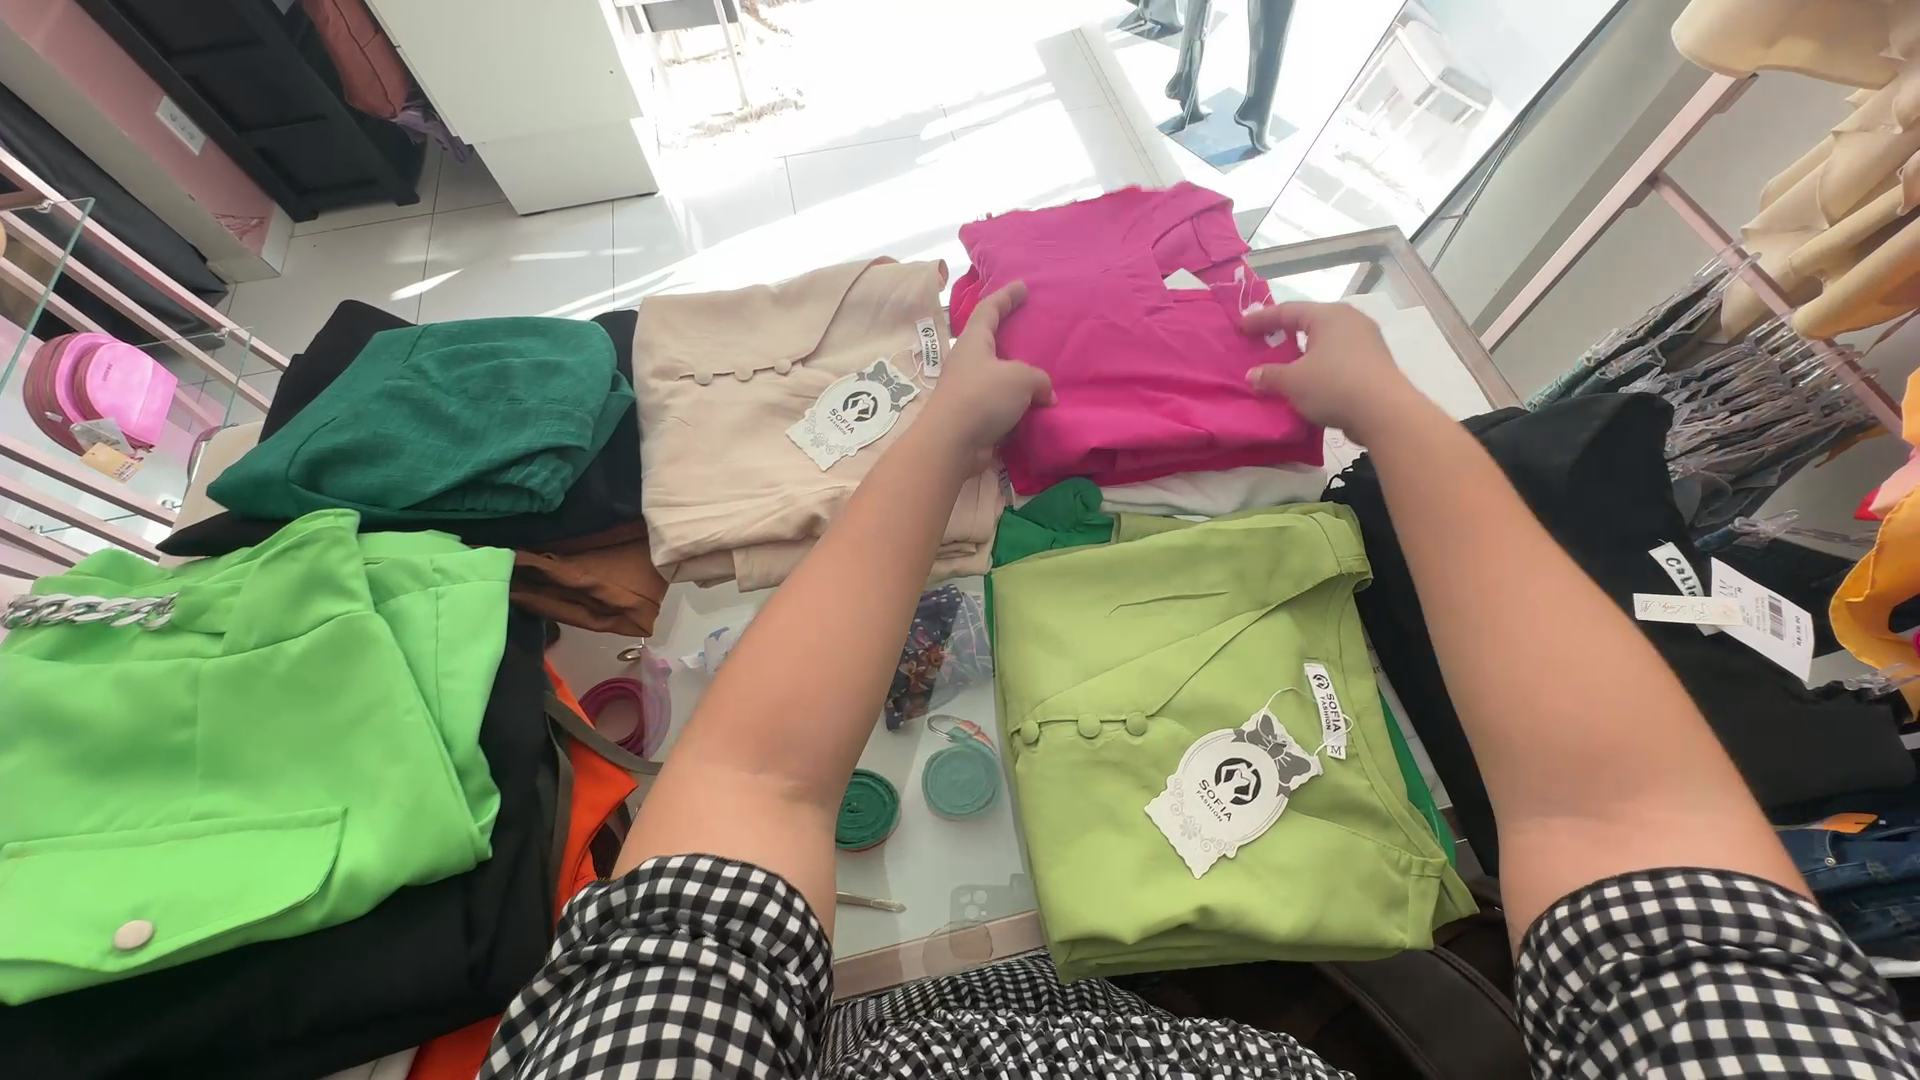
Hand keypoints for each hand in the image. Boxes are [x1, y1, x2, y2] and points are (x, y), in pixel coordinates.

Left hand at [920, 282, 1053, 466]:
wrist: (952, 444)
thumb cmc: (982, 397)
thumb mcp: (1020, 379)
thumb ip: (1039, 379)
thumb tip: (1046, 396)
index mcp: (973, 341)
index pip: (989, 309)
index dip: (1006, 296)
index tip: (1022, 287)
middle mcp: (967, 363)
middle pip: (991, 343)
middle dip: (1010, 337)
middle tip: (1031, 332)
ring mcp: (968, 391)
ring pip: (997, 377)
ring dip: (1017, 377)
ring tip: (1041, 375)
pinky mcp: (973, 417)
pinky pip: (1001, 405)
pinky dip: (1017, 405)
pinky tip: (1035, 408)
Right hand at [1242, 301, 1423, 442]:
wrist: (1384, 412)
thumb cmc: (1333, 385)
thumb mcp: (1292, 381)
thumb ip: (1269, 375)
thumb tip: (1253, 374)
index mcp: (1329, 315)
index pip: (1288, 311)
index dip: (1262, 319)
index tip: (1241, 327)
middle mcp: (1350, 320)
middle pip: (1310, 322)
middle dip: (1285, 332)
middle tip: (1264, 341)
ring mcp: (1366, 340)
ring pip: (1326, 340)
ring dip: (1304, 351)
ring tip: (1285, 363)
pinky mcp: (1374, 362)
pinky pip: (1338, 356)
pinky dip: (1320, 363)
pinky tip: (1310, 379)